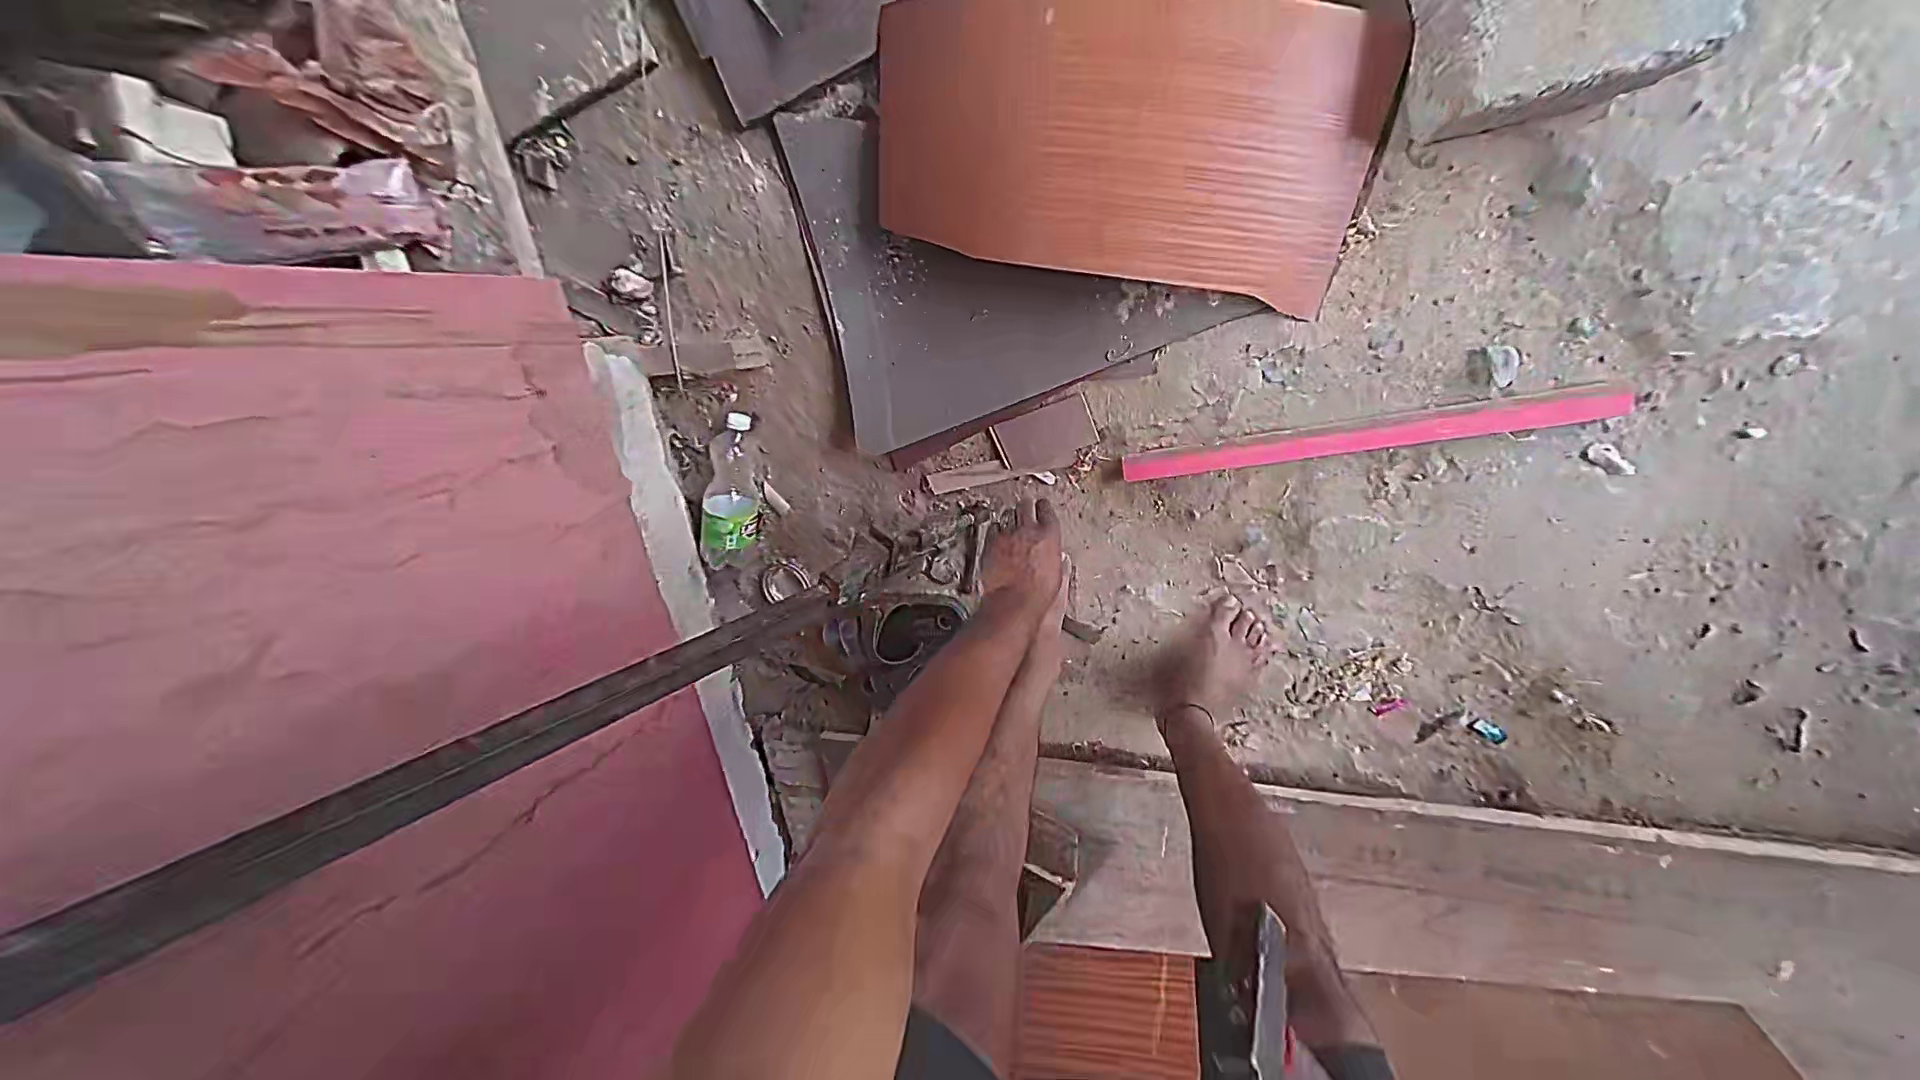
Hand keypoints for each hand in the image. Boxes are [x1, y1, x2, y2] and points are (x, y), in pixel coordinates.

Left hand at [980, 499, 1063, 613]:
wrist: (1014, 601)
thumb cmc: (1038, 593)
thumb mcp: (1056, 572)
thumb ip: (1052, 554)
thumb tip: (1051, 554)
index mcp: (1049, 535)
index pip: (1047, 510)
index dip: (1043, 507)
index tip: (1042, 506)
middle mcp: (1028, 530)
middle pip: (1025, 505)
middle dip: (1025, 505)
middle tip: (1025, 507)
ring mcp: (1008, 534)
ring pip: (1007, 515)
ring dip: (1010, 518)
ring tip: (1010, 522)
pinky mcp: (991, 542)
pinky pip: (993, 528)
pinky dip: (995, 530)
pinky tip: (997, 535)